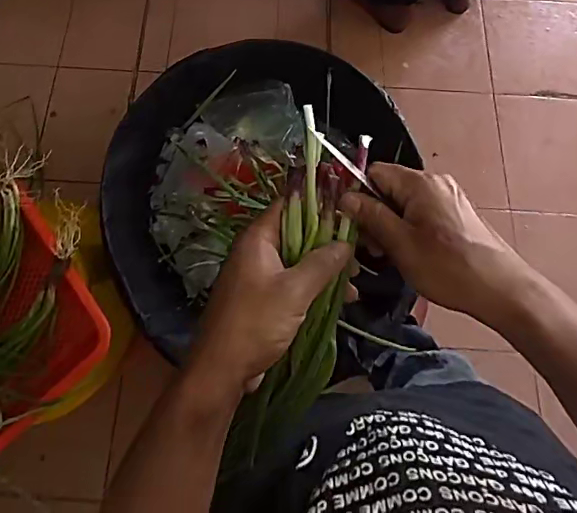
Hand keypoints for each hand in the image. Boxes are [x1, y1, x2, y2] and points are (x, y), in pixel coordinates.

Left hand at [187, 201, 353, 392]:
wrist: (221, 372)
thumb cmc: (255, 323)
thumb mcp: (294, 291)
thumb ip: (322, 263)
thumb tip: (346, 243)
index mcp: (258, 238)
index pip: (290, 205)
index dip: (319, 206)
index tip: (348, 215)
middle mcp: (257, 250)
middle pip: (298, 234)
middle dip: (328, 245)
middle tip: (356, 257)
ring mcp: (259, 274)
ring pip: (298, 261)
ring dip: (324, 270)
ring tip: (353, 285)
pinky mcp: (263, 298)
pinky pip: (293, 283)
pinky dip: (313, 287)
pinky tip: (338, 300)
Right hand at [337, 164, 540, 330]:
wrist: (501, 288)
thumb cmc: (447, 267)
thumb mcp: (400, 244)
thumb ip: (371, 216)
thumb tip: (346, 197)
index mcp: (419, 182)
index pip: (374, 172)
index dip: (358, 195)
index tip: (352, 224)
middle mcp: (434, 181)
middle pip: (390, 188)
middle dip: (376, 215)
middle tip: (373, 249)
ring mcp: (448, 196)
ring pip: (406, 203)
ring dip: (392, 226)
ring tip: (393, 256)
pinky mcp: (457, 213)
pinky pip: (423, 212)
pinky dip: (411, 229)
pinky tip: (413, 255)